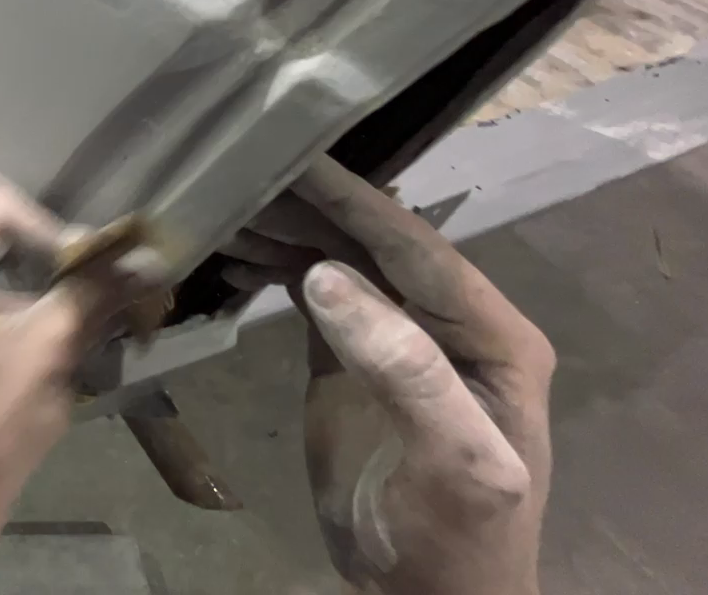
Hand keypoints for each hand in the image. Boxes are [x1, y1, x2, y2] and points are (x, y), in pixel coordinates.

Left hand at [0, 158, 113, 497]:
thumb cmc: (3, 412)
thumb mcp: (52, 347)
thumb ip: (94, 293)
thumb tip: (146, 258)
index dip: (49, 226)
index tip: (85, 262)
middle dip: (6, 194)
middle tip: (49, 229)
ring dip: (0, 214)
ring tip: (45, 244)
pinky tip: (36, 266)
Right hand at [244, 161, 555, 594]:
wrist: (420, 588)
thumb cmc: (452, 534)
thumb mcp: (452, 462)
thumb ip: (405, 368)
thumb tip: (325, 275)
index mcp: (488, 333)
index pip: (415, 243)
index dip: (353, 198)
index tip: (293, 156)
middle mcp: (442, 317)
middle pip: (365, 240)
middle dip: (300, 208)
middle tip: (233, 180)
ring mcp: (391, 331)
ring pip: (331, 256)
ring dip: (277, 232)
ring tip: (220, 214)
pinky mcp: (348, 347)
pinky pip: (307, 286)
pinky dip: (268, 265)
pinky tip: (230, 258)